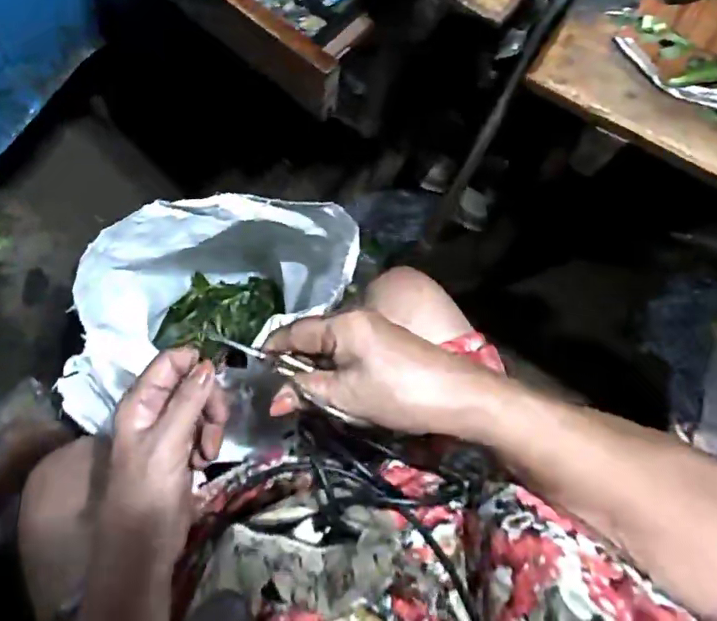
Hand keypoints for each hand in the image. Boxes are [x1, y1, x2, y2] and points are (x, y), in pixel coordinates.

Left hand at [98, 347, 228, 562]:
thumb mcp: (168, 442)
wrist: (144, 550)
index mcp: (140, 401)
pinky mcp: (178, 450)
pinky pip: (201, 430)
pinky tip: (203, 463)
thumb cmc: (148, 492)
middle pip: (189, 382)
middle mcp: (151, 410)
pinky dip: (207, 442)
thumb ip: (188, 401)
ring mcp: (165, 430)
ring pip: (199, 406)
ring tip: (206, 453)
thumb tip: (208, 364)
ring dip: (210, 425)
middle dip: (208, 401)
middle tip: (217, 424)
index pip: (168, 362)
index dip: (194, 364)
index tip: (218, 378)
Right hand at [263, 310, 504, 436]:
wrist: (460, 396)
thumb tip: (274, 399)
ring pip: (329, 344)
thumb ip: (307, 392)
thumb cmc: (398, 394)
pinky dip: (334, 366)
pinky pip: (346, 348)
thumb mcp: (347, 397)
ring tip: (302, 393)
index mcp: (340, 322)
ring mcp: (372, 326)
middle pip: (310, 335)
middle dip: (292, 362)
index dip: (272, 350)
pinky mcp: (385, 340)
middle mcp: (354, 316)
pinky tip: (333, 387)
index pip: (293, 331)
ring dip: (314, 366)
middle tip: (278, 390)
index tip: (256, 371)